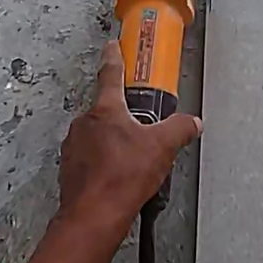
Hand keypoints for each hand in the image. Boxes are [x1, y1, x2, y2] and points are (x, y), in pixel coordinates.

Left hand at [55, 42, 201, 245]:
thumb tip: (192, 123)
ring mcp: (74, 147)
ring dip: (114, 139)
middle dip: (124, 113)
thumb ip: (180, 129)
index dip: (114, 57)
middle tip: (141, 124)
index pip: (110, 75)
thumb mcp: (163, 146)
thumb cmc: (123, 177)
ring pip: (98, 133)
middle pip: (107, 108)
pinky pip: (91, 155)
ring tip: (134, 157)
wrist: (94, 216)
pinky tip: (120, 174)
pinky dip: (105, 160)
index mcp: (106, 111)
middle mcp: (85, 124)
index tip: (112, 46)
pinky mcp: (71, 169)